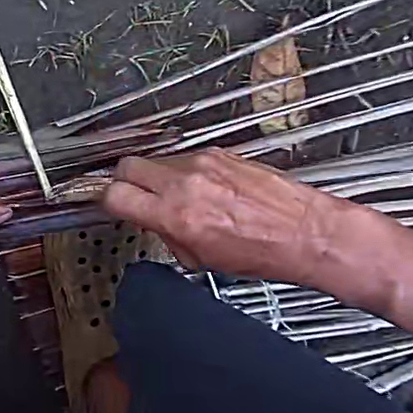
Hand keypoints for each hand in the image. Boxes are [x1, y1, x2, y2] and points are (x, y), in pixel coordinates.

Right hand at [99, 150, 358, 286]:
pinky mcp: (221, 152)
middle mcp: (185, 183)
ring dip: (158, 177)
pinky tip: (204, 190)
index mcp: (176, 214)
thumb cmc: (263, 251)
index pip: (115, 194)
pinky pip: (186, 157)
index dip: (108, 201)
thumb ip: (167, 235)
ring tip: (179, 198)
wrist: (305, 232)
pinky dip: (186, 172)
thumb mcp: (202, 259)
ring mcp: (203, 162)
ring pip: (158, 160)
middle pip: (127, 166)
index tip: (113, 205)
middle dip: (125, 181)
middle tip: (135, 196)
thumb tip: (152, 222)